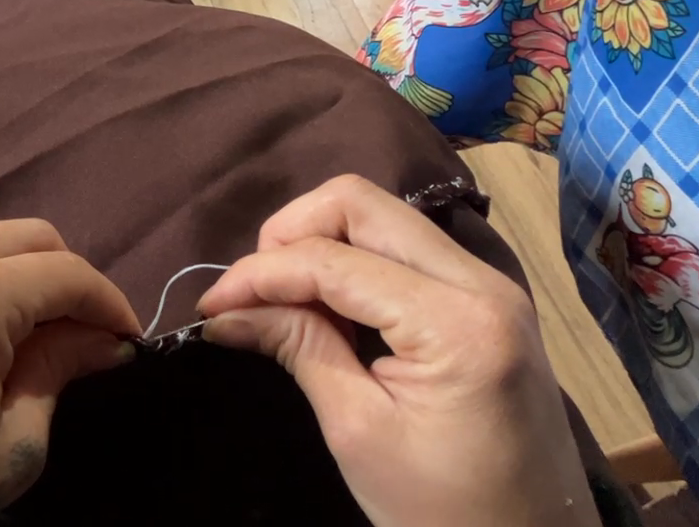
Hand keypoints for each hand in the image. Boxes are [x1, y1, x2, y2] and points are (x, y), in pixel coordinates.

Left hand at [0, 219, 139, 505]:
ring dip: (32, 272)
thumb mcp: (11, 439)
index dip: (108, 302)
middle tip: (89, 332)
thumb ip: (60, 369)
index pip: (65, 274)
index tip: (129, 339)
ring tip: (44, 330)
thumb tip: (104, 340)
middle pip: (34, 237)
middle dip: (72, 278)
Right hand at [197, 175, 600, 526]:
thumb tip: (223, 308)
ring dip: (316, 238)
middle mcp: (480, 281)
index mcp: (457, 323)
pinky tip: (325, 299)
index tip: (212, 304)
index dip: (260, 273)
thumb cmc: (446, 514)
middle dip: (290, 233)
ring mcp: (487, 282)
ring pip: (375, 211)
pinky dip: (346, 253)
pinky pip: (396, 240)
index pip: (331, 260)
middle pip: (357, 202)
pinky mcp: (480, 293)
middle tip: (256, 289)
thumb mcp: (357, 430)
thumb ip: (296, 345)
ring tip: (285, 294)